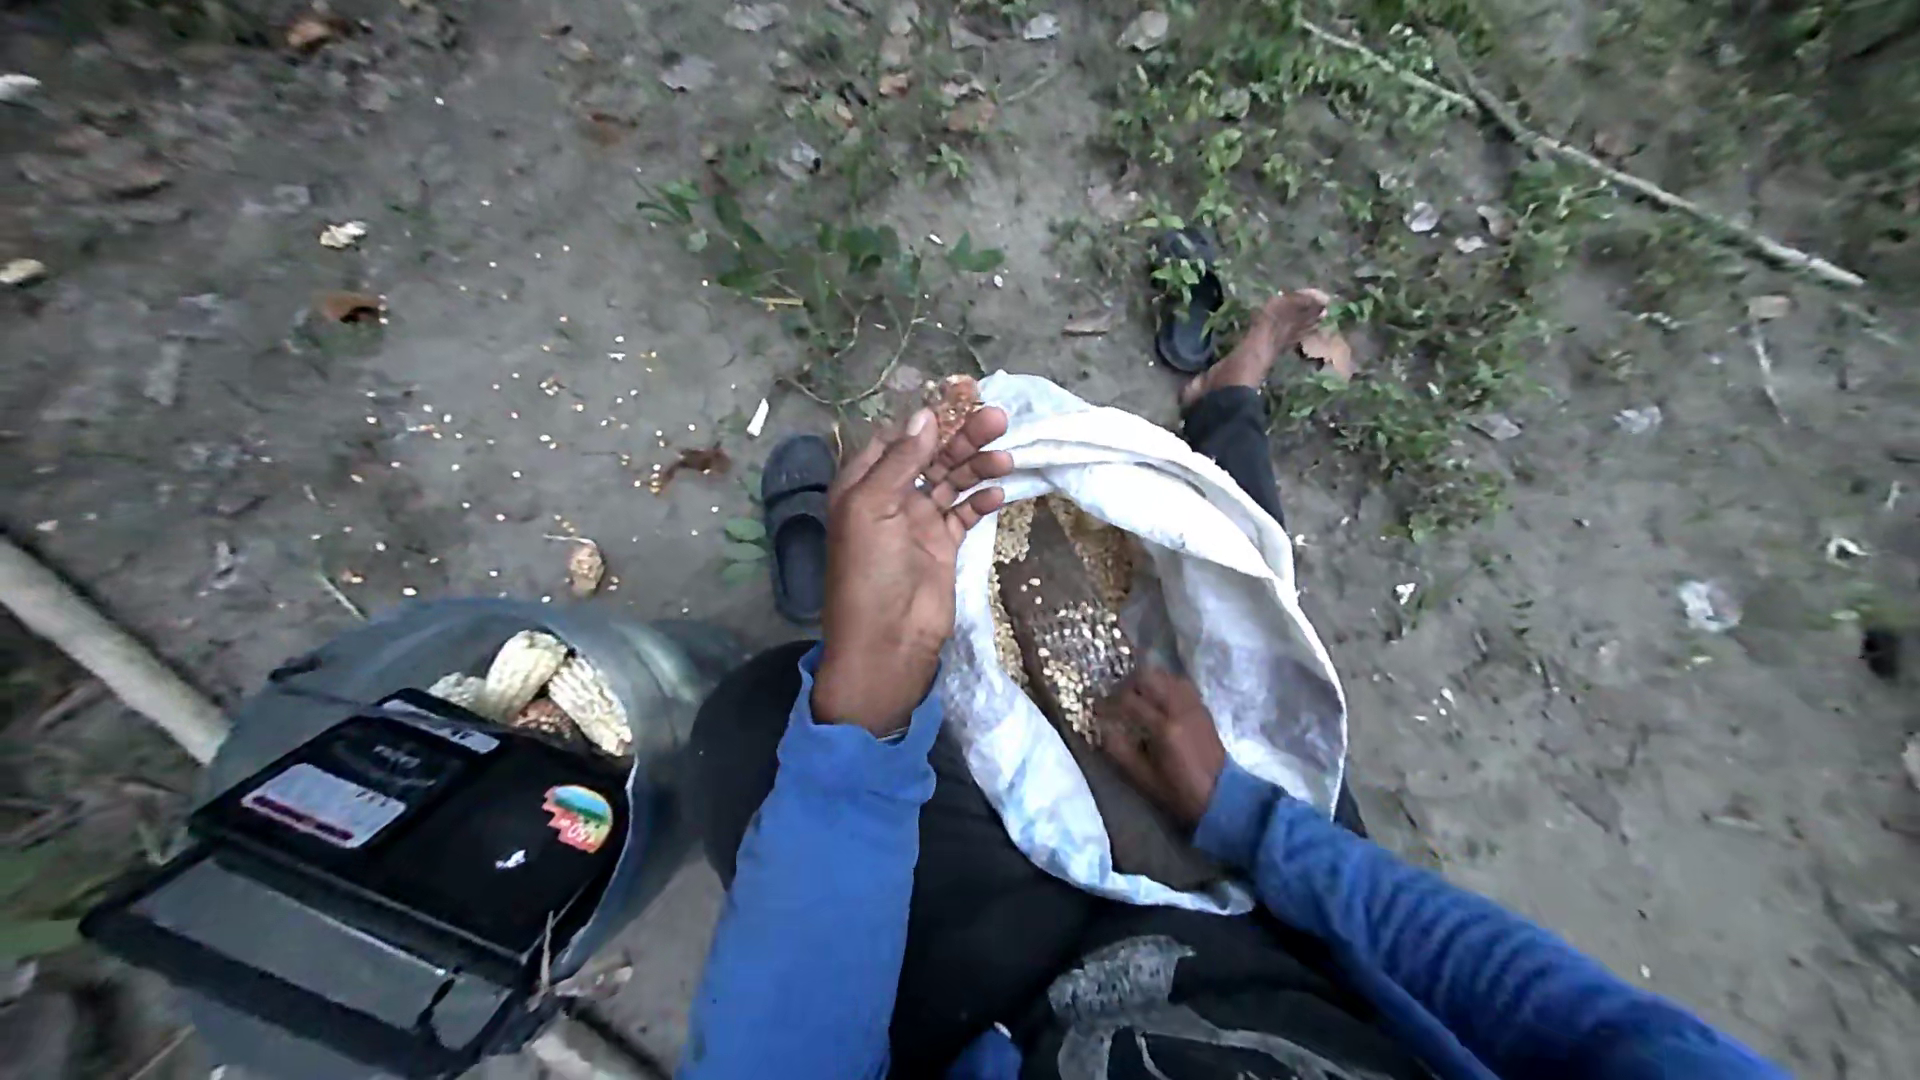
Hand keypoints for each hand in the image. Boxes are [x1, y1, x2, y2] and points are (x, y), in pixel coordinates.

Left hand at [811, 405, 1012, 733]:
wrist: (888, 640)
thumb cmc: (870, 571)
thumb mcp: (872, 507)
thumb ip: (900, 461)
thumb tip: (925, 415)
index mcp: (863, 485)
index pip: (896, 438)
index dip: (927, 418)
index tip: (961, 397)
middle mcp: (891, 498)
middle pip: (930, 456)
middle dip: (961, 437)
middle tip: (998, 419)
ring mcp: (918, 522)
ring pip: (952, 481)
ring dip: (977, 466)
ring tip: (1006, 455)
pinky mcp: (943, 545)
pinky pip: (964, 513)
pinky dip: (981, 500)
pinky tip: (998, 491)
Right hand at [1098, 668, 1227, 828]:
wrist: (1222, 796)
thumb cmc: (1179, 791)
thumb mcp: (1142, 777)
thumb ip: (1118, 749)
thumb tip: (1102, 726)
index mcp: (1164, 728)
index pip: (1127, 701)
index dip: (1107, 702)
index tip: (1097, 709)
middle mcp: (1179, 708)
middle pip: (1146, 676)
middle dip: (1125, 684)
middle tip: (1116, 699)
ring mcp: (1193, 704)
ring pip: (1163, 674)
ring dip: (1144, 681)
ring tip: (1135, 697)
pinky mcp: (1201, 706)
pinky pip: (1178, 682)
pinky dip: (1163, 683)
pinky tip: (1156, 697)